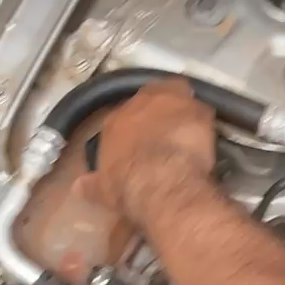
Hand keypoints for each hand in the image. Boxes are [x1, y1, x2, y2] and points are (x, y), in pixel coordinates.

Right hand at [86, 78, 218, 226]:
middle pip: (149, 98)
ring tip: (189, 130)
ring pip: (176, 93)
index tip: (141, 142)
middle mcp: (139, 104)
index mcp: (114, 123)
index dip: (134, 128)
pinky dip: (204, 122)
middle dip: (158, 111)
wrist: (160, 182)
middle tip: (167, 131)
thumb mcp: (104, 190)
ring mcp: (169, 102)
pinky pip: (202, 110)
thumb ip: (92, 185)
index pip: (122, 118)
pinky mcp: (197, 110)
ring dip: (182, 109)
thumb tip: (77, 188)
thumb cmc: (127, 187)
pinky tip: (207, 139)